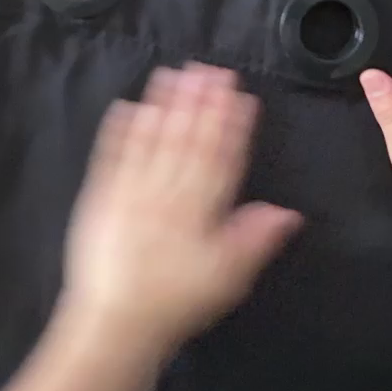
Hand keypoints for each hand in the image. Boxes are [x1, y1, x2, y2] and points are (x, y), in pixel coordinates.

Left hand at [59, 63, 302, 357]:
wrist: (115, 322)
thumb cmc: (177, 301)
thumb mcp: (227, 277)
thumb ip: (256, 239)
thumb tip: (289, 212)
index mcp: (201, 209)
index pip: (222, 157)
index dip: (233, 124)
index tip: (241, 94)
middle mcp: (168, 191)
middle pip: (188, 139)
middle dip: (202, 101)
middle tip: (210, 68)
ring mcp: (133, 189)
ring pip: (153, 138)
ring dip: (165, 104)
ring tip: (174, 73)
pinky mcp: (102, 195)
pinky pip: (113, 155)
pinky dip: (122, 129)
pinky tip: (130, 105)